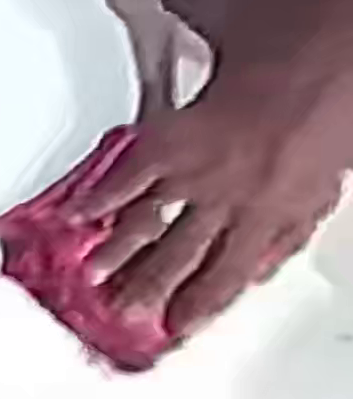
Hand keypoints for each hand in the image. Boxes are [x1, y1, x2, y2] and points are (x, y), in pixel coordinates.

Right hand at [74, 93, 345, 335]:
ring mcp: (196, 174)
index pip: (234, 271)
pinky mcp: (162, 150)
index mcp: (279, 213)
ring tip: (94, 275)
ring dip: (120, 252)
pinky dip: (97, 201)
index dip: (205, 302)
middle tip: (125, 311)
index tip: (178, 326)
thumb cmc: (320, 128)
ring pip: (153, 223)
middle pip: (186, 254)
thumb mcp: (323, 188)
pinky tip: (75, 217)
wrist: (311, 73)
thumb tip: (252, 271)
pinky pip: (124, 182)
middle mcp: (235, 200)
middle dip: (153, 287)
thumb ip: (283, 231)